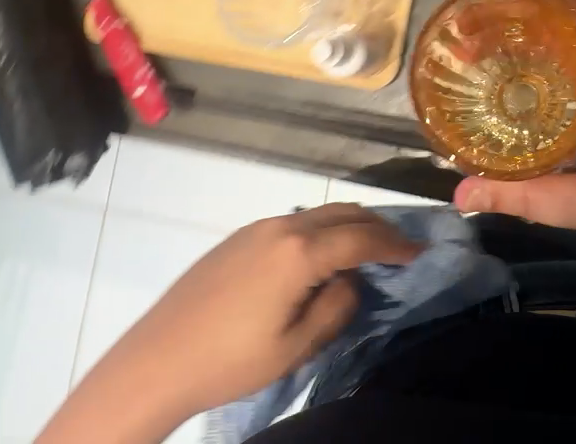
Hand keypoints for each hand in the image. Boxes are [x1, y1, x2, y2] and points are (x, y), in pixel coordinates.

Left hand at [73, 204, 420, 424]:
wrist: (154, 362)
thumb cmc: (228, 362)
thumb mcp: (294, 347)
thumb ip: (335, 308)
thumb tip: (350, 282)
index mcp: (299, 252)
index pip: (361, 238)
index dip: (395, 244)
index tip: (420, 251)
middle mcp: (282, 227)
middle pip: (343, 213)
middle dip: (377, 226)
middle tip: (400, 246)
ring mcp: (257, 228)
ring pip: (318, 214)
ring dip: (348, 225)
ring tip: (367, 249)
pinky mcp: (239, 238)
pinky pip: (295, 222)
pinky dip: (322, 230)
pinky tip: (322, 256)